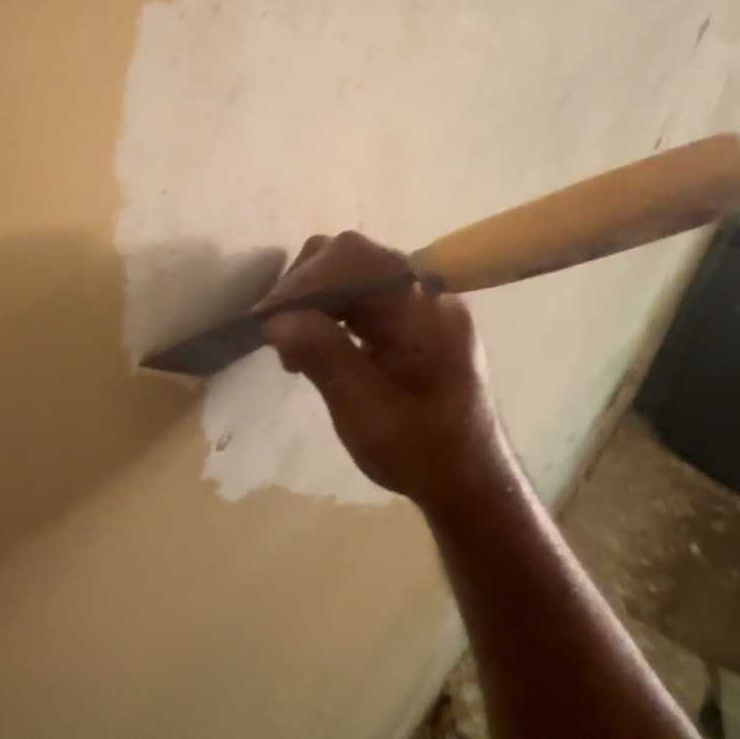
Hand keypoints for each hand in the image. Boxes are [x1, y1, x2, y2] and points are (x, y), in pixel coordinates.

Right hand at [259, 231, 511, 508]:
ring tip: (295, 349)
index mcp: (422, 307)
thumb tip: (276, 318)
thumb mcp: (366, 412)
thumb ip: (325, 357)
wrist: (471, 482)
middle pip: (352, 256)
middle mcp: (426, 291)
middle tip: (278, 335)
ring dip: (316, 300)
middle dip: (306, 287)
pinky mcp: (414, 318)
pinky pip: (364, 294)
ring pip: (353, 271)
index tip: (269, 323)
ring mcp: (422, 302)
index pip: (353, 259)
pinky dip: (332, 311)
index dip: (303, 282)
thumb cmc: (422, 453)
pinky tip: (317, 348)